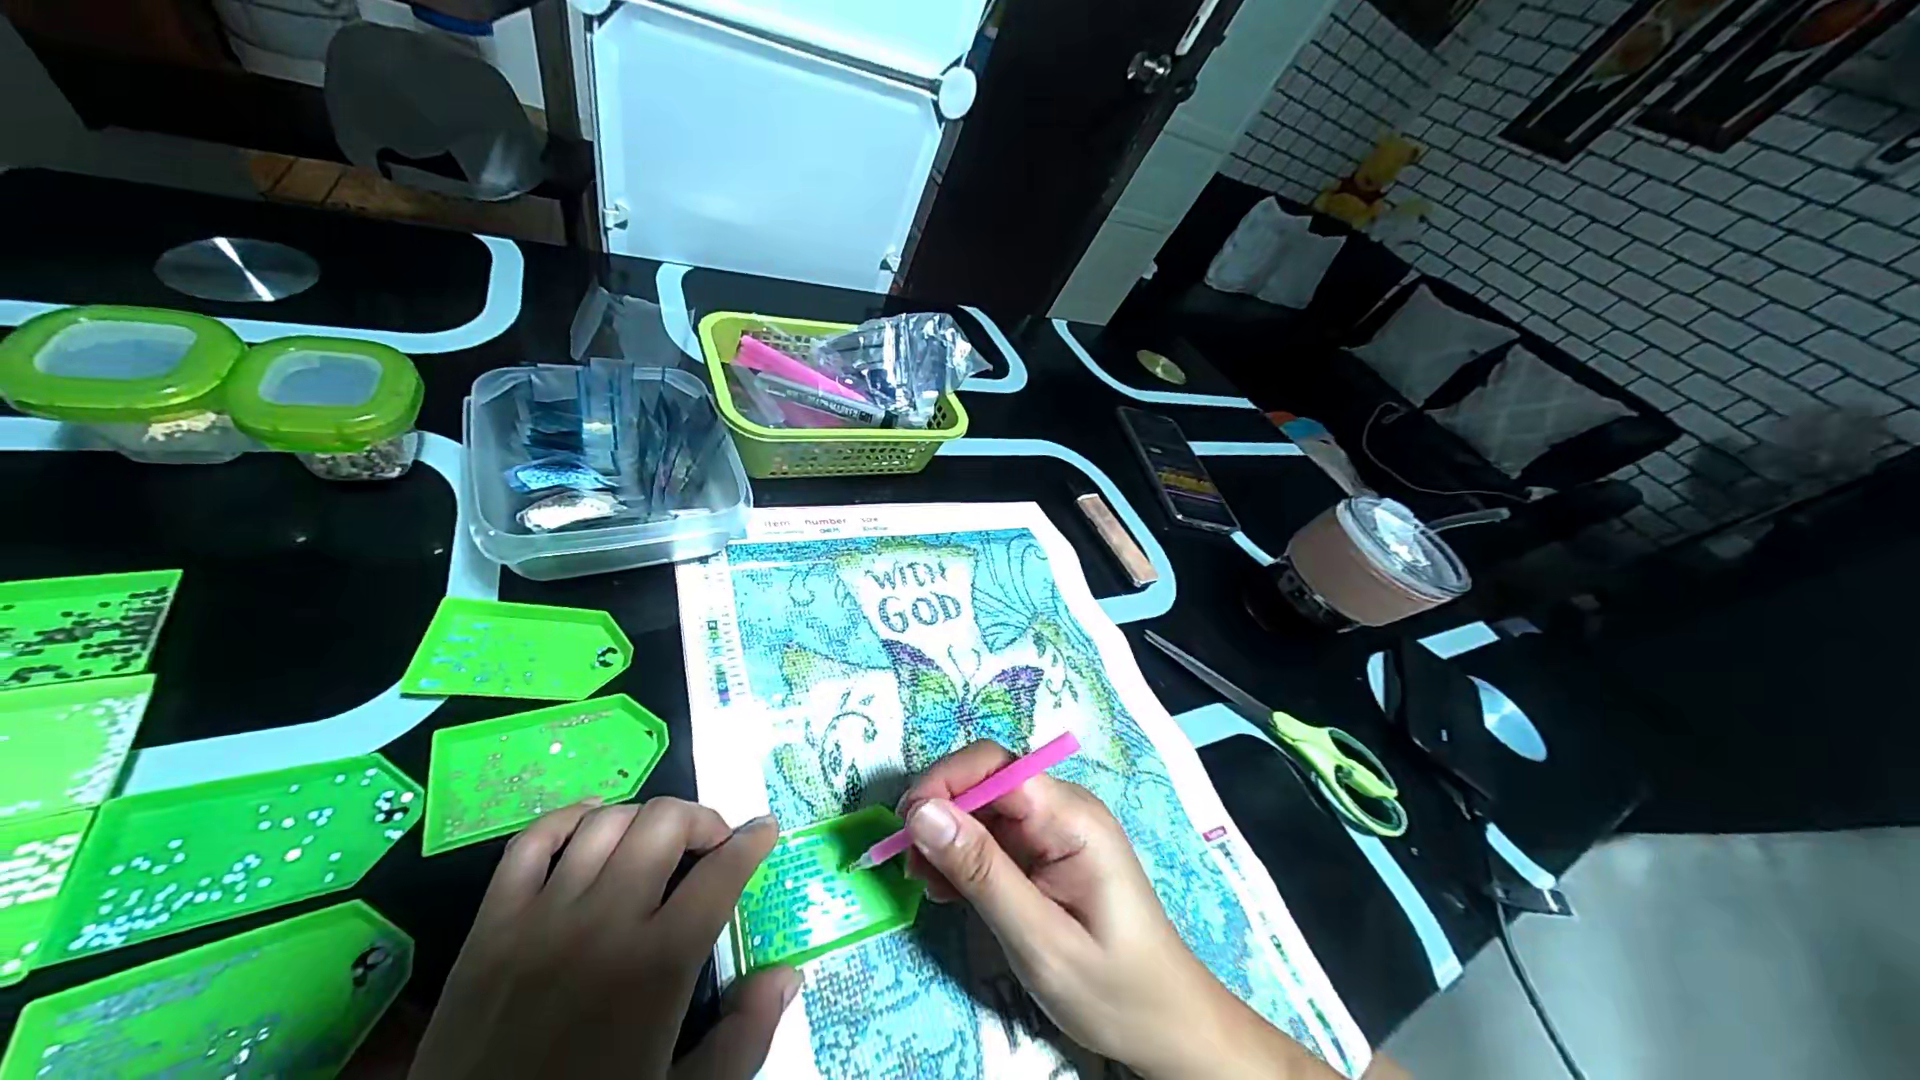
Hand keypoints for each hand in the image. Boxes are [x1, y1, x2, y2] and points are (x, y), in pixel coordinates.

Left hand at [408, 798, 797, 1079]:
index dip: (753, 842)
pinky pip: (531, 841)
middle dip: (702, 820)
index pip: (721, 873)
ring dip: (643, 818)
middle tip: (712, 844)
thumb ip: (743, 1038)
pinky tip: (592, 819)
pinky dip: (568, 816)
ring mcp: (542, 918)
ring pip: (606, 822)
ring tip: (655, 840)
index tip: (765, 829)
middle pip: (664, 824)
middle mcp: (604, 923)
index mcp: (657, 963)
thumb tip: (787, 974)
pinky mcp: (490, 926)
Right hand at [898, 741, 1339, 1079]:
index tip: (905, 828)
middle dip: (940, 810)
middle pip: (987, 779)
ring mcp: (1054, 828)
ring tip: (926, 883)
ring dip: (946, 836)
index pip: (997, 766)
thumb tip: (921, 811)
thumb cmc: (1112, 987)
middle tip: (908, 863)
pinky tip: (949, 889)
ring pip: (984, 807)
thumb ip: (980, 871)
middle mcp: (1062, 807)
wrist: (1166, 1024)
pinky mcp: (1046, 851)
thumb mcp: (1038, 938)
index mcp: (1071, 816)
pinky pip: (993, 835)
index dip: (945, 783)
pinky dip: (963, 856)